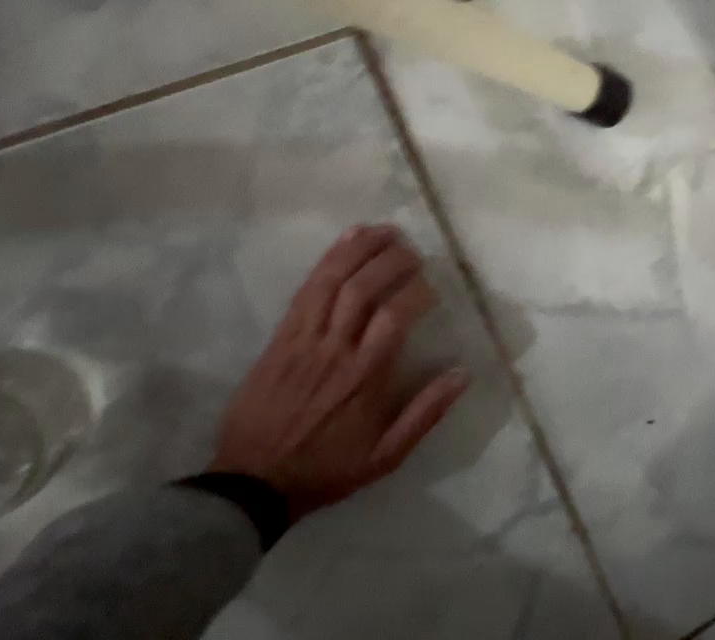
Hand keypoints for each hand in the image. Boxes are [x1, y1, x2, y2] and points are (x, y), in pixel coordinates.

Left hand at [208, 224, 470, 518]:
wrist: (251, 484)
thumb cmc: (327, 469)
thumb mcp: (386, 456)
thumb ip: (426, 413)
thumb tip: (463, 374)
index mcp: (365, 377)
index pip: (395, 316)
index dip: (417, 291)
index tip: (434, 286)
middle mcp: (335, 350)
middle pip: (363, 289)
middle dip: (392, 260)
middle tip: (414, 250)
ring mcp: (303, 341)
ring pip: (332, 282)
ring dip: (360, 249)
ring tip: (385, 230)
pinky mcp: (280, 339)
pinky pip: (305, 291)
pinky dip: (327, 261)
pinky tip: (346, 240)